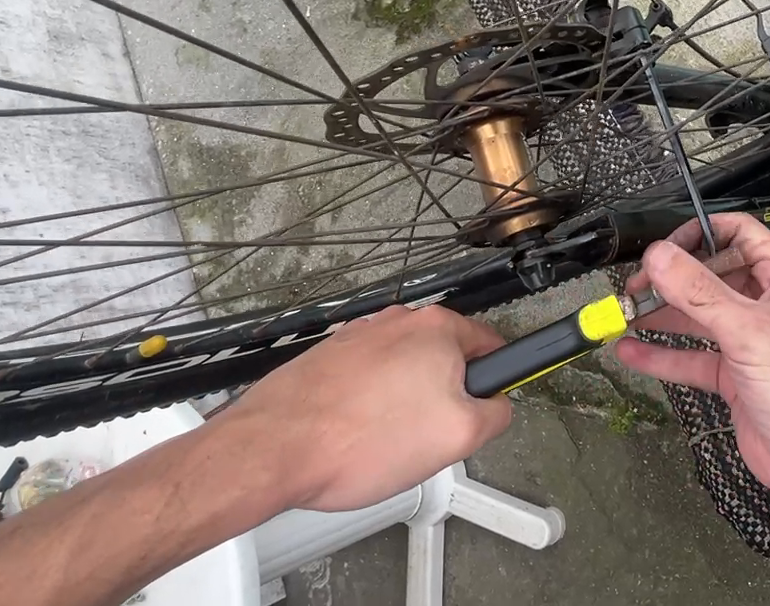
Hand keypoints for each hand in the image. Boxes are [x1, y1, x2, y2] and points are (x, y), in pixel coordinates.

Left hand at [210, 304, 512, 511]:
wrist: (271, 448)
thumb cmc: (363, 440)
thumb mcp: (458, 437)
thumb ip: (496, 413)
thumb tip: (497, 404)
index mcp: (439, 327)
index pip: (491, 346)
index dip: (490, 385)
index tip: (475, 412)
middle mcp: (401, 320)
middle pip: (444, 359)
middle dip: (442, 396)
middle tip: (425, 436)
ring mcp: (361, 334)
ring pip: (404, 370)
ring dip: (402, 400)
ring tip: (380, 440)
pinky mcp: (328, 355)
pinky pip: (366, 379)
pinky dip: (366, 403)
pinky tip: (351, 434)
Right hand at [613, 214, 769, 497]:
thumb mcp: (747, 331)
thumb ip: (699, 293)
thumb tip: (660, 256)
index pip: (742, 235)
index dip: (705, 232)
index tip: (668, 244)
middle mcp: (764, 305)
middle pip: (712, 275)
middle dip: (674, 277)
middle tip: (638, 283)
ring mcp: (747, 340)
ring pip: (698, 316)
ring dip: (662, 314)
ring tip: (626, 313)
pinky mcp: (732, 374)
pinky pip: (691, 356)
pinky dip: (662, 353)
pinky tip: (631, 352)